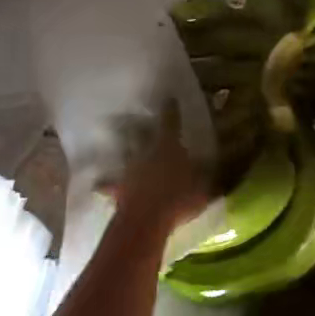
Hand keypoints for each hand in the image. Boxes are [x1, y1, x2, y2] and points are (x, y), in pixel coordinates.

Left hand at [110, 101, 209, 233]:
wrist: (147, 218)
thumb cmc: (180, 198)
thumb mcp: (204, 186)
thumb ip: (209, 174)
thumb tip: (218, 163)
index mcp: (168, 146)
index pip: (170, 122)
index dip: (171, 109)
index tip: (169, 97)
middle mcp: (145, 152)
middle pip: (140, 133)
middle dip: (139, 126)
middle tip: (137, 119)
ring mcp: (128, 169)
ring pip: (124, 153)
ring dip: (123, 149)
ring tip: (120, 144)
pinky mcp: (117, 187)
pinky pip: (108, 184)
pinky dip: (104, 184)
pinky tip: (96, 185)